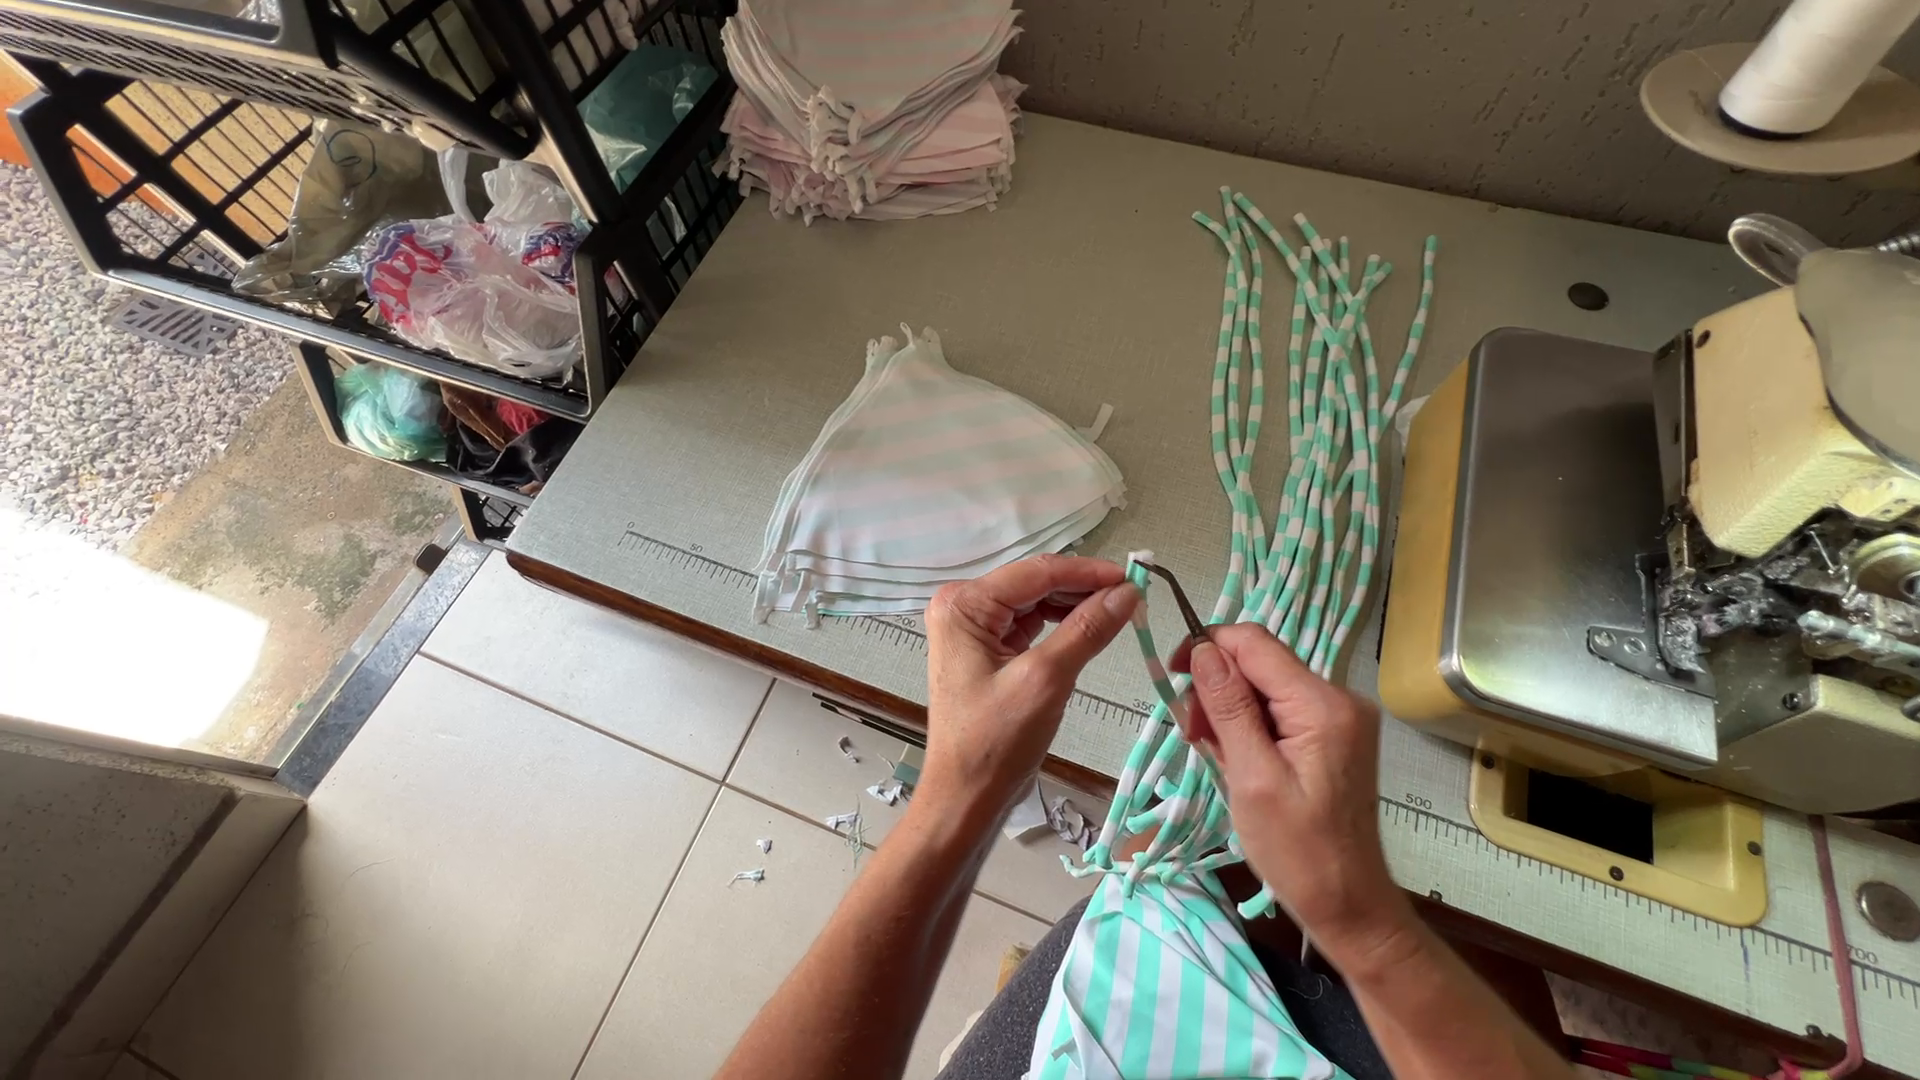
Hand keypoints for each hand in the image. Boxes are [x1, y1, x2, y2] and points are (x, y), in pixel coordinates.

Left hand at [918, 555, 1139, 828]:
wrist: (965, 798)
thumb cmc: (997, 742)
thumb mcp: (1046, 679)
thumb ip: (1087, 629)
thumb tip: (1129, 591)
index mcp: (964, 605)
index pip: (1036, 572)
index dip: (1088, 571)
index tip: (1135, 576)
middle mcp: (962, 606)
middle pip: (1034, 583)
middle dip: (1083, 587)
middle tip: (1134, 596)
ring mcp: (971, 628)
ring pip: (1034, 602)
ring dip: (1075, 605)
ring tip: (1119, 611)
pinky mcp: (985, 650)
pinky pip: (1029, 624)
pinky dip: (1061, 625)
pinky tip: (1090, 626)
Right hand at [1174, 625, 1411, 961]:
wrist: (1349, 906)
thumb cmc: (1297, 851)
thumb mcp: (1252, 777)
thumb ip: (1229, 708)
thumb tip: (1204, 650)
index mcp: (1322, 705)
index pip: (1254, 642)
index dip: (1207, 646)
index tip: (1173, 675)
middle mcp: (1338, 698)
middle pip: (1258, 662)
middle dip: (1216, 687)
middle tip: (1193, 735)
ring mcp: (1338, 716)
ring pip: (1263, 685)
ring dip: (1228, 709)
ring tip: (1214, 753)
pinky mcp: (1331, 734)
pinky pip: (1277, 709)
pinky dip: (1247, 725)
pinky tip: (1236, 757)